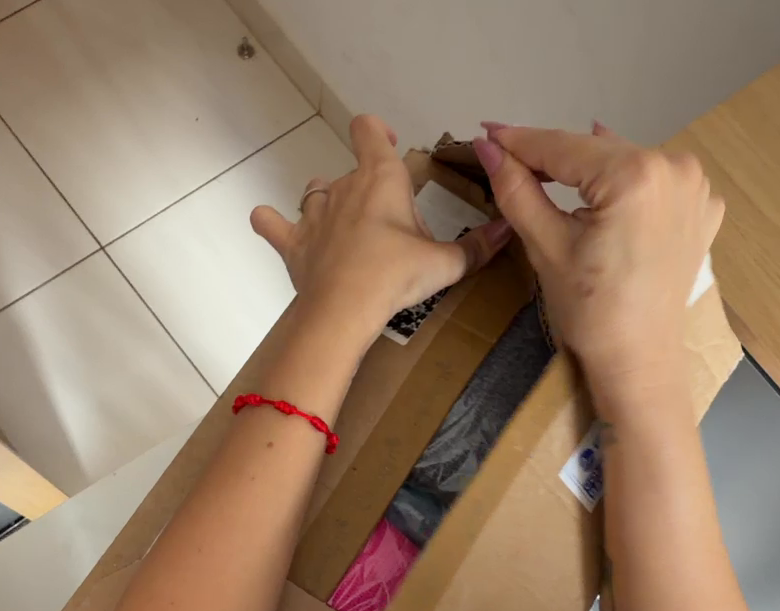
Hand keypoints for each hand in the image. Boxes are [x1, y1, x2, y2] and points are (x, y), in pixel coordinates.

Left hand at [253, 115, 513, 327]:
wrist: (345, 311)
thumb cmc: (395, 276)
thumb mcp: (443, 264)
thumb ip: (476, 248)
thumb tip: (509, 232)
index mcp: (380, 179)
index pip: (369, 131)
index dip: (376, 131)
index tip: (388, 145)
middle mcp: (343, 187)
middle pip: (350, 172)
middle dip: (365, 189)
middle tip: (384, 223)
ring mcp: (313, 215)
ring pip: (315, 192)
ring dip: (326, 201)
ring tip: (341, 225)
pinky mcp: (293, 244)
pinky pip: (272, 224)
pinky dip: (270, 222)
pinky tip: (270, 224)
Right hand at [473, 122, 723, 404]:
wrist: (638, 361)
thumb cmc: (589, 313)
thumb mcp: (546, 248)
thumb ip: (517, 190)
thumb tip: (488, 146)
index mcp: (634, 175)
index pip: (563, 147)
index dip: (520, 141)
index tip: (485, 132)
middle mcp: (675, 166)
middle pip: (598, 152)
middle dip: (555, 158)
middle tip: (512, 161)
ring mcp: (696, 187)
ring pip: (628, 164)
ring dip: (592, 169)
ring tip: (557, 176)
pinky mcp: (704, 210)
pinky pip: (656, 184)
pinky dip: (628, 188)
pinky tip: (608, 199)